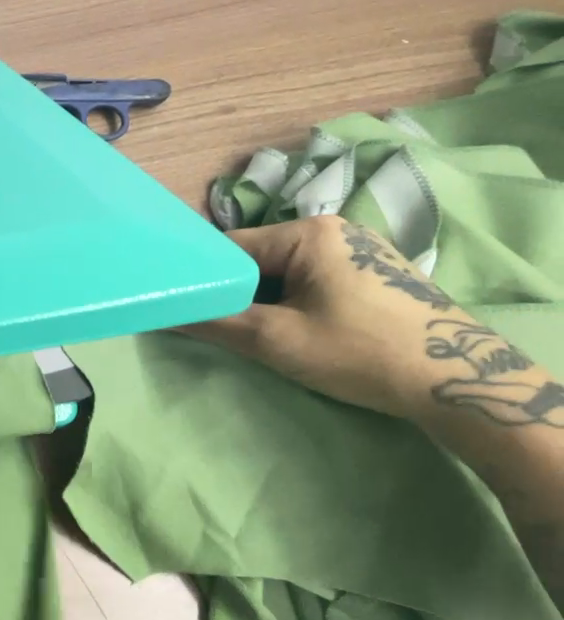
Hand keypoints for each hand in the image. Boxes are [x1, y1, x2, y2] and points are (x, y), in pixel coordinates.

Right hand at [180, 215, 470, 420]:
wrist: (465, 387)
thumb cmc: (360, 352)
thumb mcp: (272, 339)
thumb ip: (209, 321)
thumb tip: (154, 312)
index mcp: (307, 233)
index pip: (228, 248)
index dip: (199, 277)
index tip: (177, 302)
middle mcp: (333, 232)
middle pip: (255, 259)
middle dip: (233, 292)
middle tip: (213, 324)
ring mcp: (360, 253)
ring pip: (282, 273)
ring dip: (262, 301)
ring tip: (249, 330)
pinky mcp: (374, 276)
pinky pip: (310, 281)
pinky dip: (291, 303)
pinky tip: (291, 329)